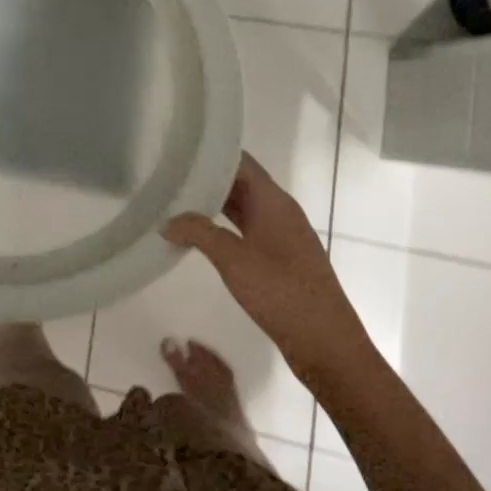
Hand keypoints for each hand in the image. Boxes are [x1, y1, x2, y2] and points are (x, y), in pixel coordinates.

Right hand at [163, 153, 372, 382]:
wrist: (326, 345)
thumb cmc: (283, 293)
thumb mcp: (232, 259)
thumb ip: (197, 232)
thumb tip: (167, 222)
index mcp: (274, 202)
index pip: (239, 161)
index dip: (209, 150)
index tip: (175, 145)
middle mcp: (280, 211)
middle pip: (239, 180)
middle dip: (204, 174)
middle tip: (164, 169)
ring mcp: (281, 235)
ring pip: (241, 205)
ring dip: (210, 200)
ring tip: (172, 195)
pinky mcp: (278, 257)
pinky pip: (243, 226)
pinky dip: (219, 222)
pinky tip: (195, 230)